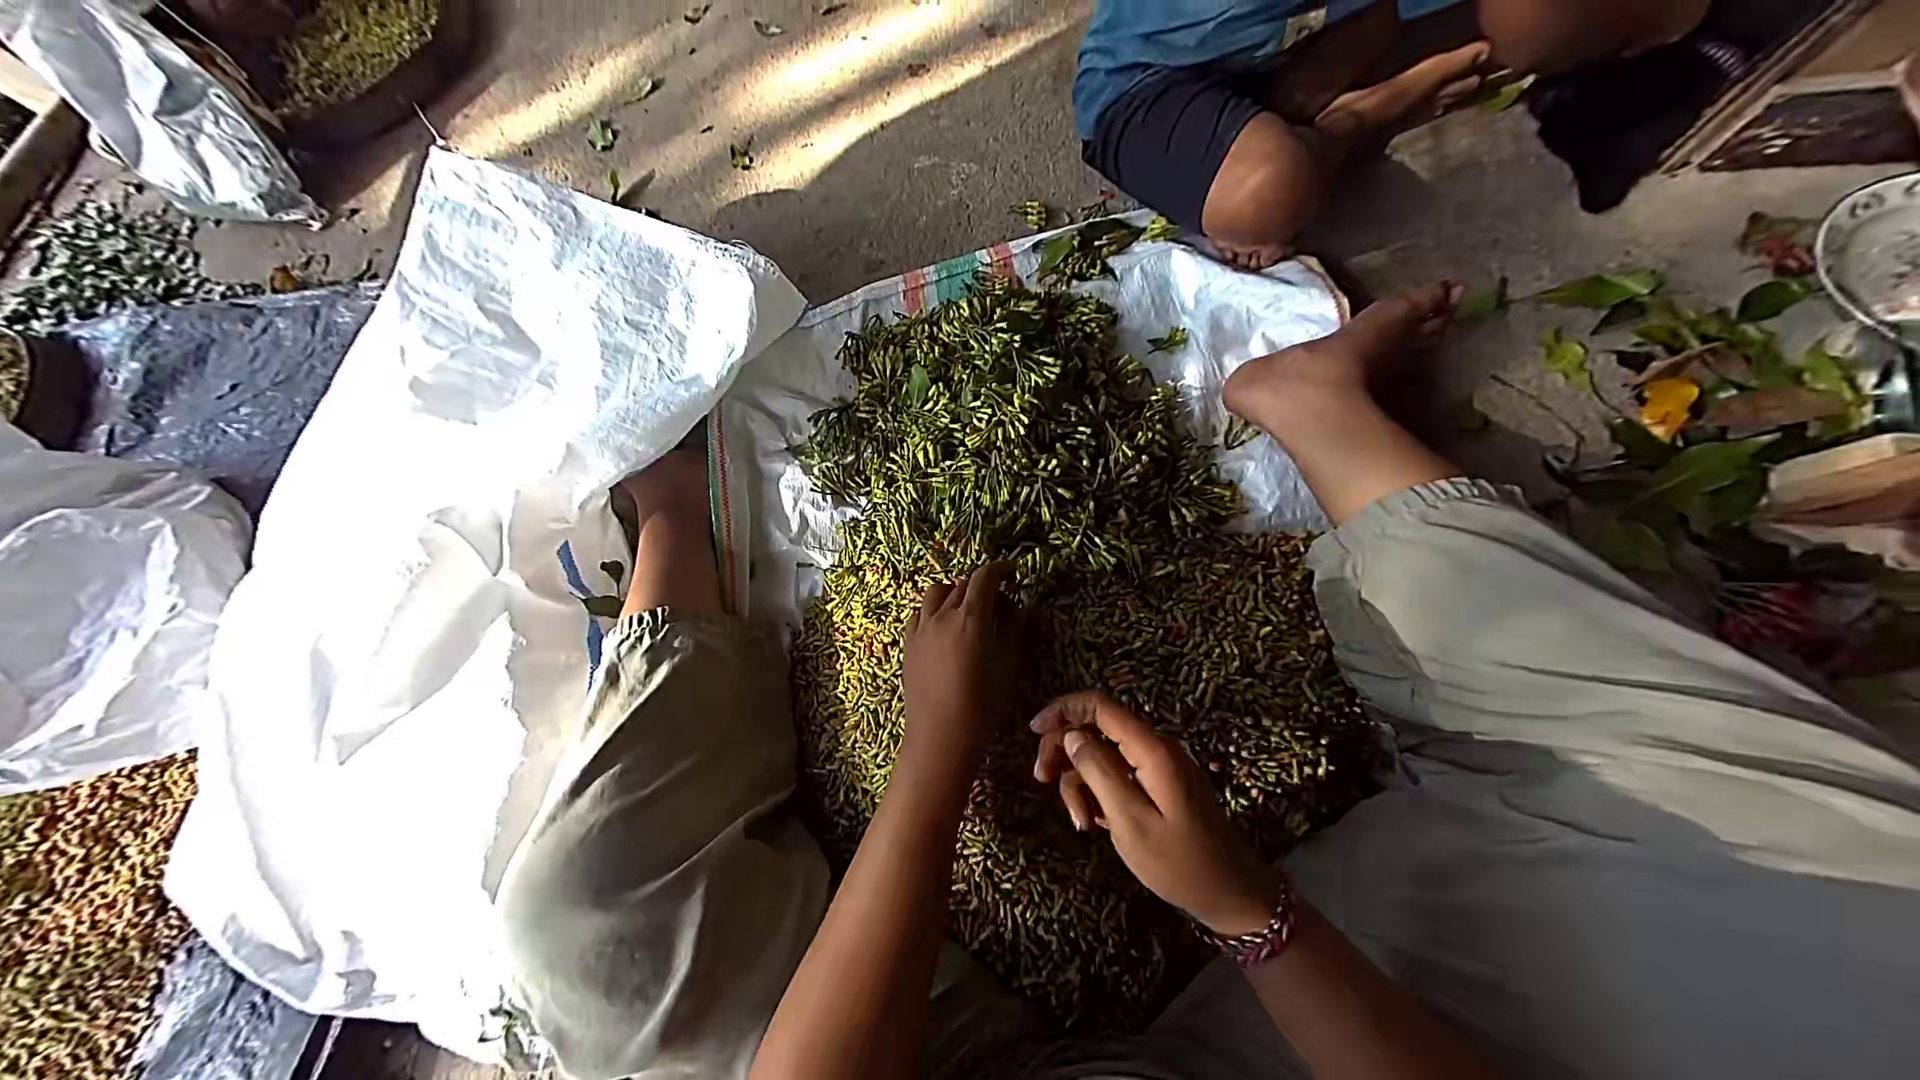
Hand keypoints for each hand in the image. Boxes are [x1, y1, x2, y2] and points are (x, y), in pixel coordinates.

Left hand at [901, 562, 1016, 781]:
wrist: (940, 737)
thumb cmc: (982, 705)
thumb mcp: (1008, 666)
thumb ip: (1012, 630)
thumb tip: (1015, 608)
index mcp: (970, 618)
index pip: (985, 577)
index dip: (1000, 569)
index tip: (1012, 572)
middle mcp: (942, 616)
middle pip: (963, 584)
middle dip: (983, 586)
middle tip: (999, 602)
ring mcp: (921, 629)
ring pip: (937, 593)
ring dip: (955, 593)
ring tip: (967, 610)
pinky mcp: (909, 644)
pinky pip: (920, 613)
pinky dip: (934, 610)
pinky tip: (944, 626)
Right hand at [1032, 692, 1284, 936]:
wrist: (1231, 894)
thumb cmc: (1180, 863)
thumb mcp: (1130, 821)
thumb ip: (1098, 772)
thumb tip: (1071, 735)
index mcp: (1152, 750)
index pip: (1100, 706)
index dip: (1063, 709)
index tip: (1034, 730)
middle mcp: (1154, 748)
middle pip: (1095, 728)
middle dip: (1064, 750)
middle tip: (1041, 780)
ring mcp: (1156, 766)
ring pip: (1101, 754)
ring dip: (1079, 780)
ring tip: (1079, 821)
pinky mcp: (1155, 784)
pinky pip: (1116, 775)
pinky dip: (1097, 793)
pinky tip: (1093, 823)